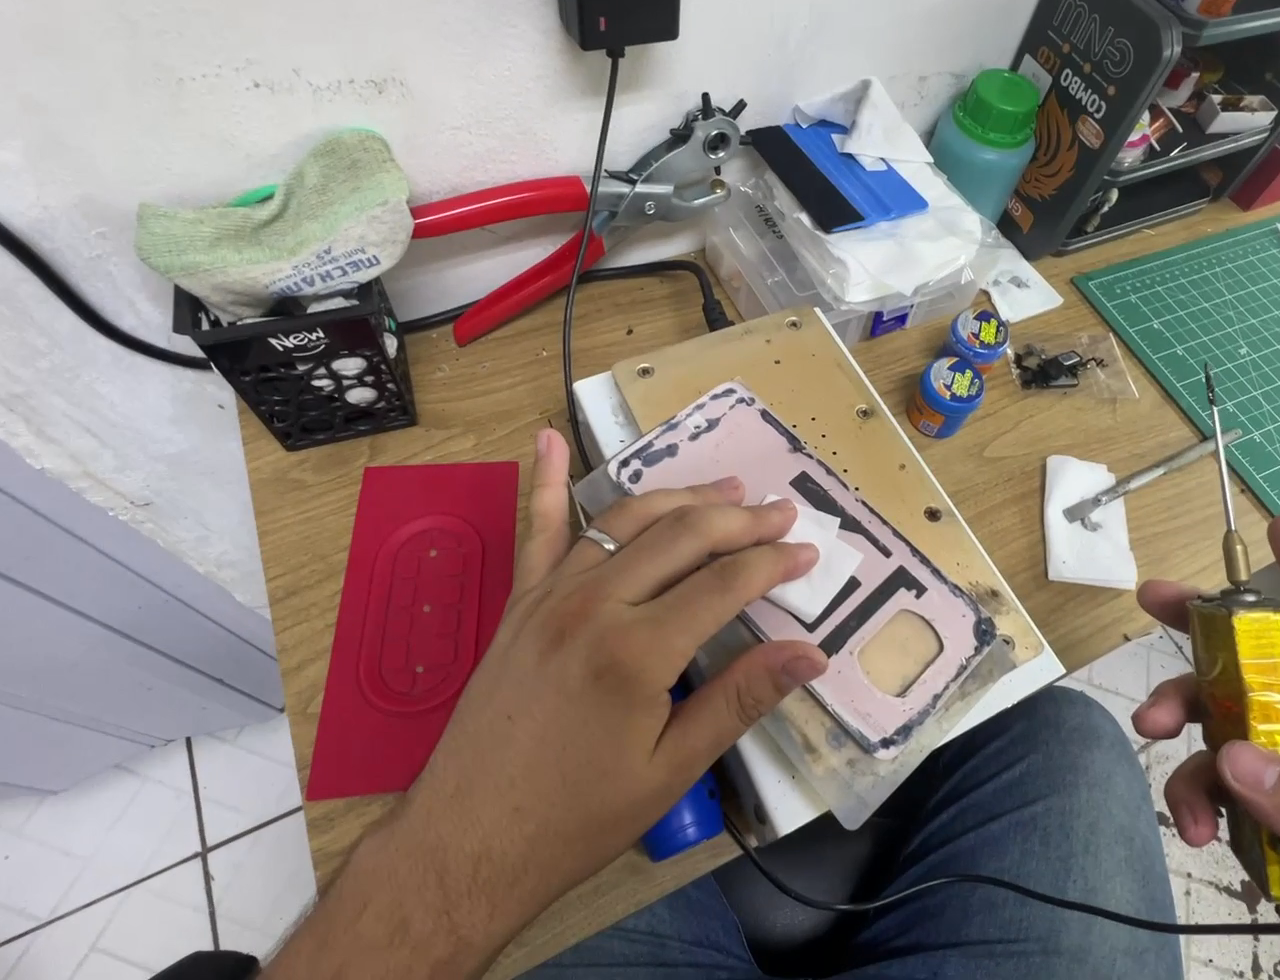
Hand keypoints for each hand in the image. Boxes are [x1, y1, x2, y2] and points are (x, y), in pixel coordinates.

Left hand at [416, 428, 826, 921]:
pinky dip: (546, 481)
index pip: (725, 582)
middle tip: (782, 513)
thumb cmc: (578, 817)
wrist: (468, 840)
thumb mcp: (672, 770)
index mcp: (638, 651)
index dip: (774, 562)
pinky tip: (549, 439)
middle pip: (683, 535)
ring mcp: (549, 595)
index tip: (810, 553)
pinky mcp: (519, 601)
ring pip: (626, 520)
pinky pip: (538, 529)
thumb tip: (812, 653)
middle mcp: (594, 603)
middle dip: (741, 519)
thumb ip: (741, 699)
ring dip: (680, 497)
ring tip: (725, 487)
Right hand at [1133, 515, 1279, 979]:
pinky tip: (1193, 833)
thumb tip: (1232, 755)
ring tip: (1150, 743)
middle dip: (1211, 633)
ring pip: (1230, 725)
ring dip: (1186, 727)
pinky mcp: (1275, 828)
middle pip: (1275, 669)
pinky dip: (1192, 797)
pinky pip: (1218, 787)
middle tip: (1150, 600)